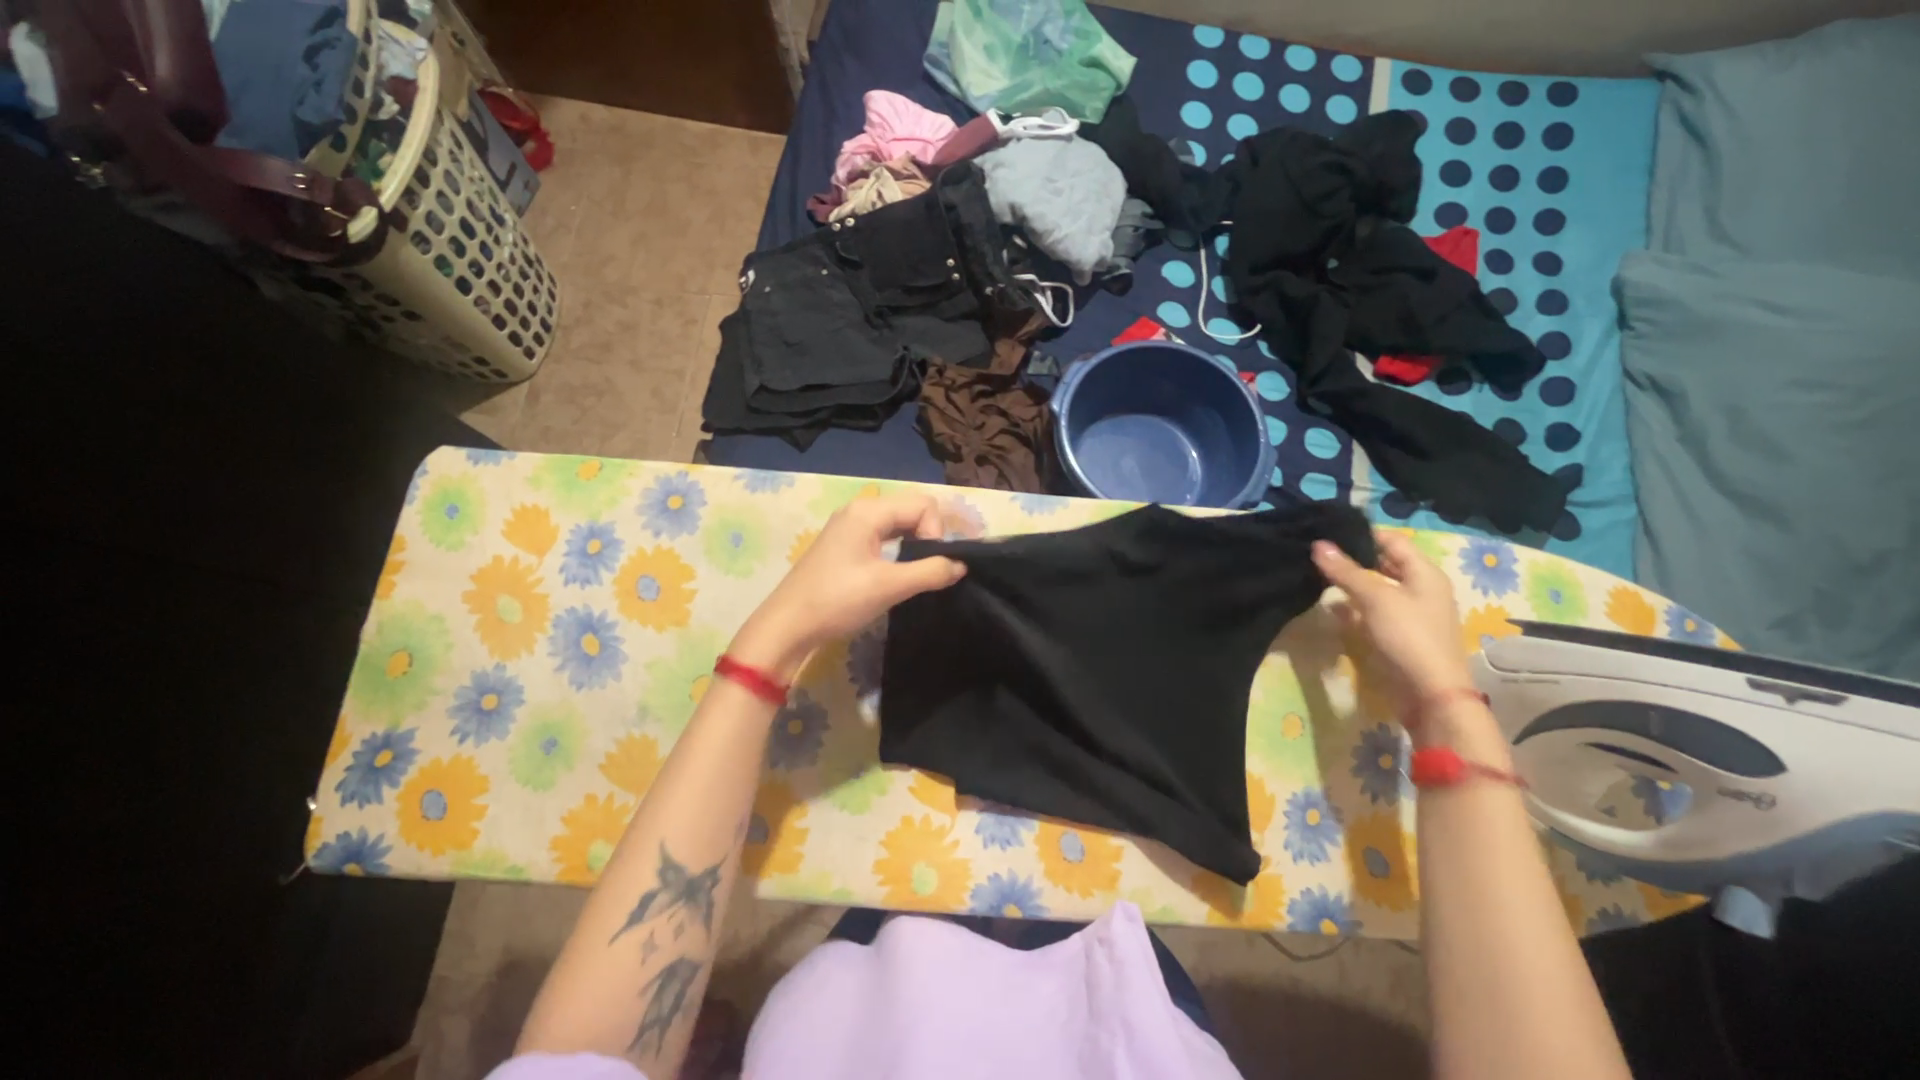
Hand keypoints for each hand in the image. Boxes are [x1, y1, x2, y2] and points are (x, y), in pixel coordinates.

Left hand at [730, 494, 966, 678]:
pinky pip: (884, 536)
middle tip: (928, 570)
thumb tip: (961, 565)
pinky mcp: (845, 546)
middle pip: (911, 509)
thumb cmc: (837, 600)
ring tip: (916, 574)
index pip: (923, 505)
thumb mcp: (889, 586)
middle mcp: (859, 510)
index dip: (937, 532)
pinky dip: (898, 550)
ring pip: (898, 524)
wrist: (788, 626)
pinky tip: (897, 574)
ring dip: (914, 544)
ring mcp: (850, 527)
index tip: (930, 565)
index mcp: (869, 511)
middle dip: (928, 536)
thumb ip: (930, 572)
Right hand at [1311, 531, 1471, 700]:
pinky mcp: (1398, 635)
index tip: (1329, 532)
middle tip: (1318, 553)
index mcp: (1425, 573)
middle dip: (1354, 559)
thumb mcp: (1375, 598)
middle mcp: (1420, 589)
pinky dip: (1354, 608)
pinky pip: (1373, 613)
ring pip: (1377, 589)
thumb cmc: (1408, 636)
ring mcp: (1410, 614)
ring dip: (1352, 584)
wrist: (1429, 693)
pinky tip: (1332, 607)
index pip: (1392, 541)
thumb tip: (1318, 544)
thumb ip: (1346, 571)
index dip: (1362, 534)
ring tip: (1318, 575)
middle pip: (1385, 564)